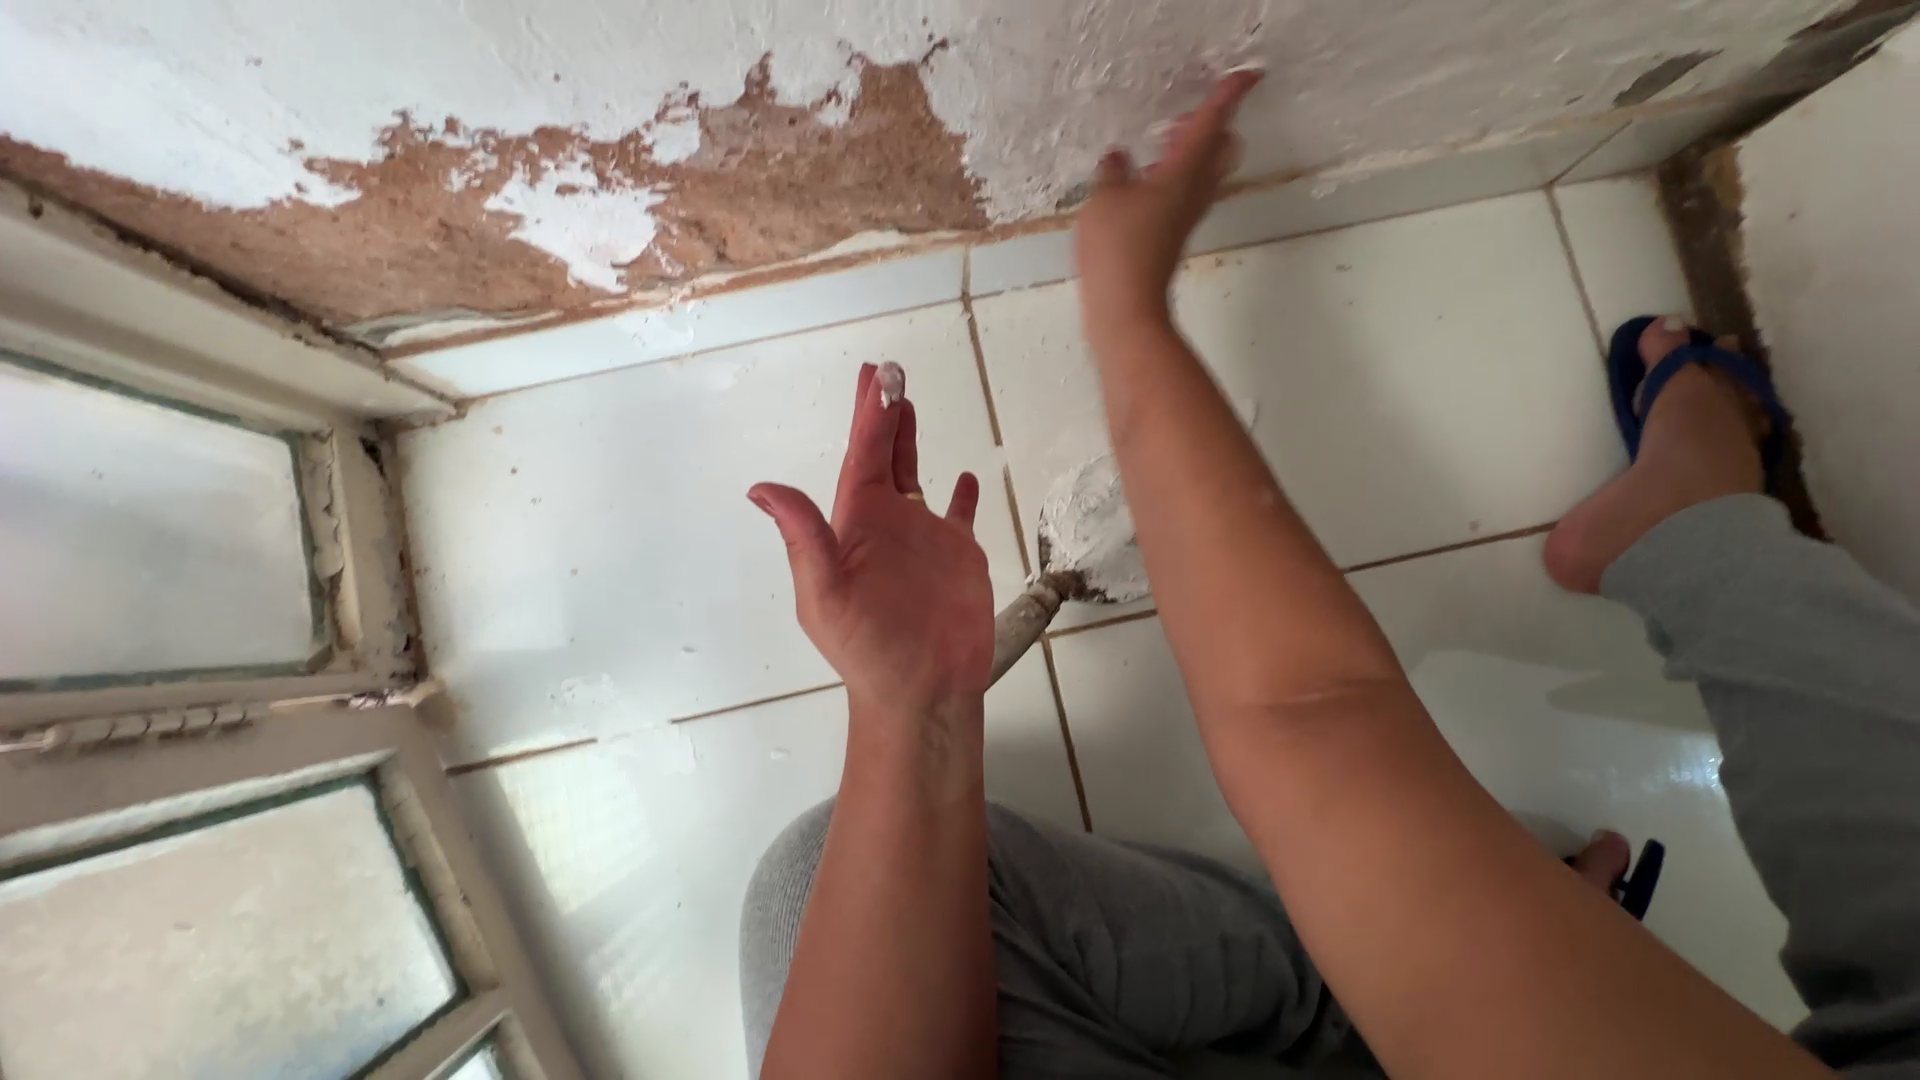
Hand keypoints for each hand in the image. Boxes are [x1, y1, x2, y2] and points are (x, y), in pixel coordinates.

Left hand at [749, 363, 993, 718]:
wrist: (923, 689)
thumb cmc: (871, 647)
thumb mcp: (826, 594)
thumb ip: (804, 538)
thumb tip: (761, 488)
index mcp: (856, 525)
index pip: (861, 457)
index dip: (868, 415)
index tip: (876, 376)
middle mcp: (887, 523)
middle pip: (884, 455)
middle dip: (884, 413)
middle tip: (888, 371)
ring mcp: (923, 539)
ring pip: (915, 476)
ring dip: (912, 440)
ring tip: (911, 403)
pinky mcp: (958, 557)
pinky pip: (957, 517)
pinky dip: (961, 497)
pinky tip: (964, 479)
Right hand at [1074, 70, 1262, 345]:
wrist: (1125, 308)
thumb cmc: (1117, 250)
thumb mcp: (1103, 200)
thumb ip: (1113, 172)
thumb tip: (1118, 159)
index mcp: (1182, 173)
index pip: (1210, 124)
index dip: (1227, 97)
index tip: (1244, 77)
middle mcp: (1193, 193)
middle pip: (1223, 151)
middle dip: (1213, 130)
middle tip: (1184, 123)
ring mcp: (1185, 218)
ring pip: (1205, 175)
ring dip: (1191, 155)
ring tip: (1160, 148)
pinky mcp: (1172, 238)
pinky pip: (1185, 196)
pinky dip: (1174, 180)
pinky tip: (1144, 186)